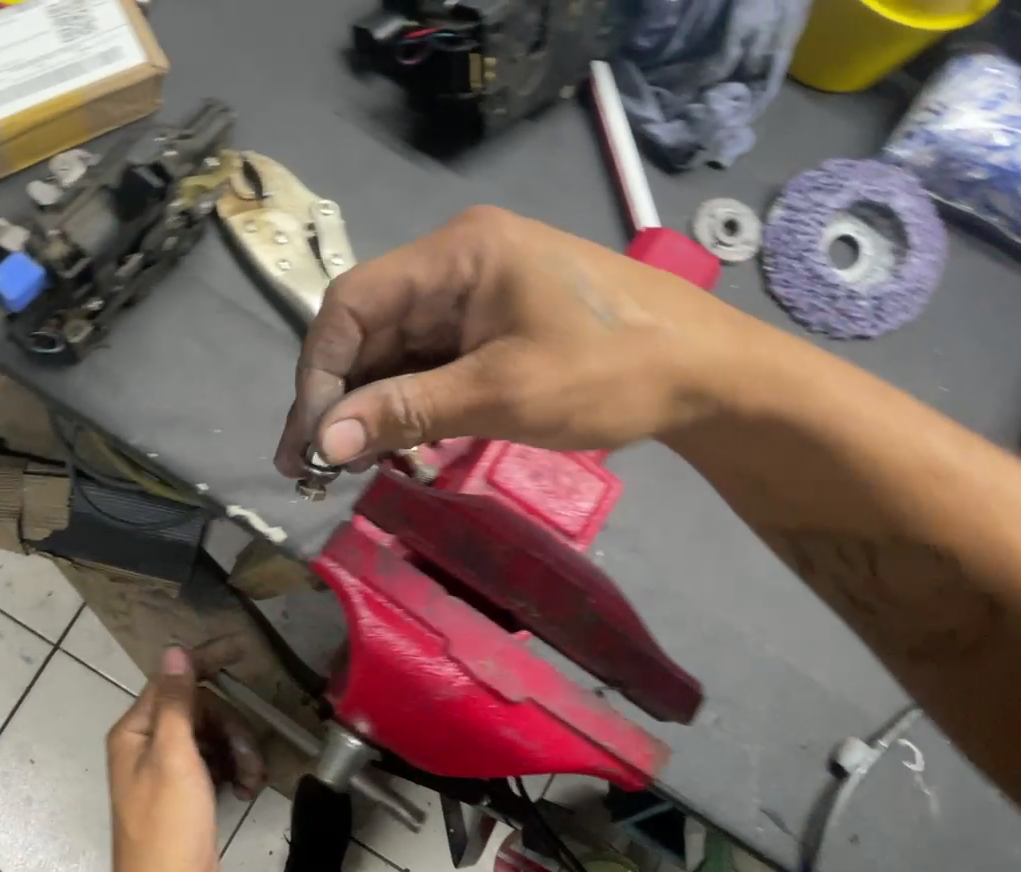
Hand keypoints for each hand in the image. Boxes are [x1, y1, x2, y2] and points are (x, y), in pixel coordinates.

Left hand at [104, 645, 264, 871]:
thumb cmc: (168, 827)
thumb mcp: (174, 757)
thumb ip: (176, 702)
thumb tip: (174, 651)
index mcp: (135, 730)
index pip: (173, 680)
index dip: (207, 663)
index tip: (243, 649)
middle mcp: (147, 744)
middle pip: (199, 710)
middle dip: (231, 727)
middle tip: (250, 755)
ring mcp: (167, 769)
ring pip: (212, 736)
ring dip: (238, 752)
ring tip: (252, 780)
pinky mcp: (187, 792)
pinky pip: (215, 763)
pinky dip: (234, 771)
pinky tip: (247, 791)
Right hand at [274, 205, 779, 475]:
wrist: (710, 376)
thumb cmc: (614, 371)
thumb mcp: (503, 394)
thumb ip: (405, 411)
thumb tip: (322, 441)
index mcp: (456, 255)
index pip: (351, 305)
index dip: (318, 372)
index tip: (309, 437)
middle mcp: (452, 266)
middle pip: (364, 331)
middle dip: (335, 400)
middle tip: (310, 466)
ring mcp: (468, 297)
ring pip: (388, 353)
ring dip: (365, 409)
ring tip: (342, 467)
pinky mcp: (483, 328)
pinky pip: (420, 365)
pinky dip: (400, 407)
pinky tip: (389, 448)